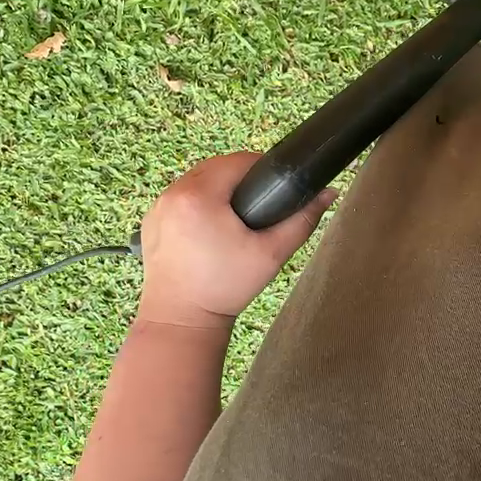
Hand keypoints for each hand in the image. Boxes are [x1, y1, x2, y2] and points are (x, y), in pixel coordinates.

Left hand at [135, 151, 335, 329]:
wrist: (182, 319)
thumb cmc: (227, 286)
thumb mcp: (273, 253)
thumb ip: (303, 219)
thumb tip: (330, 192)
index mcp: (199, 196)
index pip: (238, 161)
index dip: (262, 169)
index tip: (275, 189)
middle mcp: (173, 194)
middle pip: (216, 166)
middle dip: (241, 178)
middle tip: (262, 202)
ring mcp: (158, 206)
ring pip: (198, 179)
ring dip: (219, 186)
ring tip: (240, 211)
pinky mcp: (151, 220)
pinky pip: (182, 195)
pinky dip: (199, 200)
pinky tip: (214, 221)